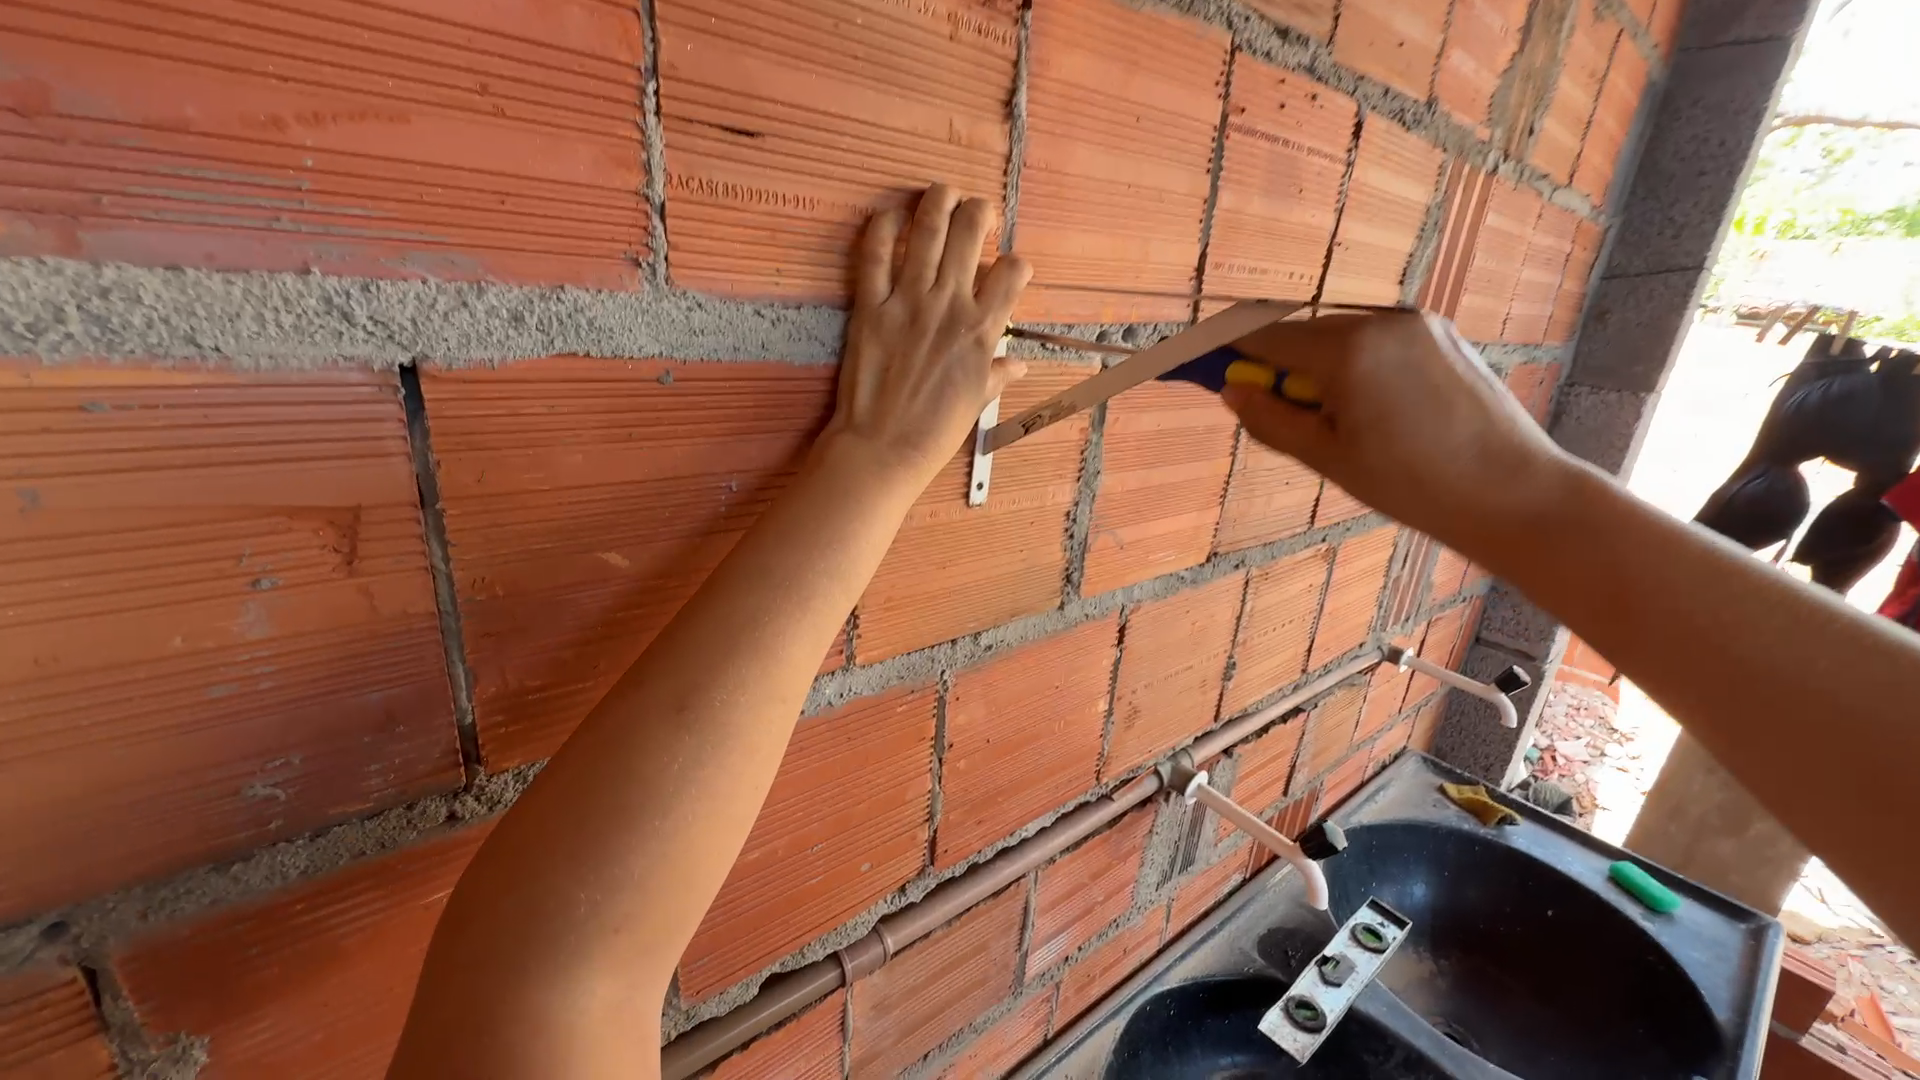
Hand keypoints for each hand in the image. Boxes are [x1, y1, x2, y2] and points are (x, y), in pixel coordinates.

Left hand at [821, 184, 1031, 487]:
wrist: (885, 448)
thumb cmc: (935, 431)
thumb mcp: (976, 402)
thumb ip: (996, 374)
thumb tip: (1016, 364)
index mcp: (982, 330)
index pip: (1012, 273)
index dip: (1016, 264)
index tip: (1009, 268)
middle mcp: (950, 305)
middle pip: (971, 234)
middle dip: (979, 212)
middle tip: (975, 210)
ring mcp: (908, 301)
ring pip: (928, 230)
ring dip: (938, 201)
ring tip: (942, 192)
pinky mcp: (870, 306)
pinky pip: (875, 254)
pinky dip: (881, 228)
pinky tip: (888, 215)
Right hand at [1221, 311, 1581, 551]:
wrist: (1513, 493)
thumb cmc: (1410, 484)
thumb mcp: (1325, 458)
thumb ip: (1270, 418)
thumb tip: (1231, 390)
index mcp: (1348, 351)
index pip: (1263, 336)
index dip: (1225, 348)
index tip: (1195, 357)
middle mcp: (1381, 321)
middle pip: (1301, 334)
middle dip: (1279, 367)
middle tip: (1284, 416)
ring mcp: (1417, 323)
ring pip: (1340, 337)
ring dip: (1320, 369)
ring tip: (1346, 425)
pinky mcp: (1442, 334)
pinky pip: (1376, 341)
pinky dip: (1356, 367)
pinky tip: (1379, 413)